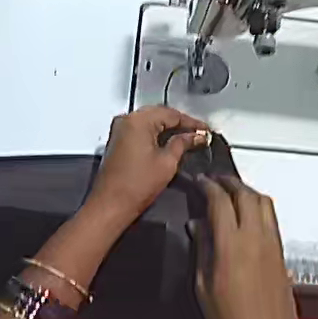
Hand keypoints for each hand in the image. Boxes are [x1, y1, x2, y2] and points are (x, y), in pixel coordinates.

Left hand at [85, 106, 208, 223]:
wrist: (111, 204)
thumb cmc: (138, 185)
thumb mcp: (167, 162)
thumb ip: (183, 143)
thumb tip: (197, 135)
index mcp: (138, 121)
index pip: (171, 114)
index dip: (191, 122)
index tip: (206, 130)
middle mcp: (126, 120)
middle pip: (159, 114)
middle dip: (180, 123)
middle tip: (199, 133)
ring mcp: (120, 129)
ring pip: (150, 121)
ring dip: (168, 128)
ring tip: (189, 138)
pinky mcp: (118, 140)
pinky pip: (141, 129)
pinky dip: (156, 134)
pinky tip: (170, 142)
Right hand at [197, 176, 312, 318]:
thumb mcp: (203, 287)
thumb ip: (202, 249)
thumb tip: (197, 225)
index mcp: (233, 245)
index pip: (220, 201)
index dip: (208, 186)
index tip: (198, 181)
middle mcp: (256, 237)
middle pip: (246, 194)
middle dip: (228, 182)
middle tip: (213, 182)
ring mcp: (272, 243)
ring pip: (263, 201)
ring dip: (245, 191)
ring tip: (229, 193)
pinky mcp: (281, 252)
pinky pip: (270, 216)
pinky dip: (256, 205)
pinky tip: (244, 214)